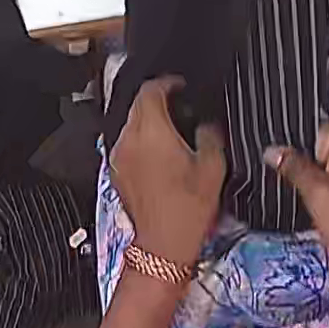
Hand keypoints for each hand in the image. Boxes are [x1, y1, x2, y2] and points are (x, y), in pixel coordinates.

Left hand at [109, 76, 226, 265]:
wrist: (163, 245)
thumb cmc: (189, 207)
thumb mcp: (213, 166)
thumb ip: (210, 134)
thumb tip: (207, 122)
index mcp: (152, 132)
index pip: (151, 91)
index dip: (167, 83)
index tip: (181, 86)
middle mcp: (129, 139)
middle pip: (137, 105)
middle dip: (158, 100)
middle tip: (180, 106)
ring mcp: (118, 157)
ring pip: (130, 124)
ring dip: (148, 121)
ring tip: (171, 129)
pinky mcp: (115, 172)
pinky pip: (127, 144)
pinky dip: (141, 140)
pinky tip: (159, 153)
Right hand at [266, 121, 328, 281]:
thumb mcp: (320, 197)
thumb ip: (294, 169)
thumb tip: (270, 149)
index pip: (306, 130)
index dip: (288, 150)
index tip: (271, 169)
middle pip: (315, 151)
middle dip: (298, 170)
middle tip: (283, 190)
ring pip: (323, 172)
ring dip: (310, 189)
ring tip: (299, 204)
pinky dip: (324, 200)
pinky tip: (316, 215)